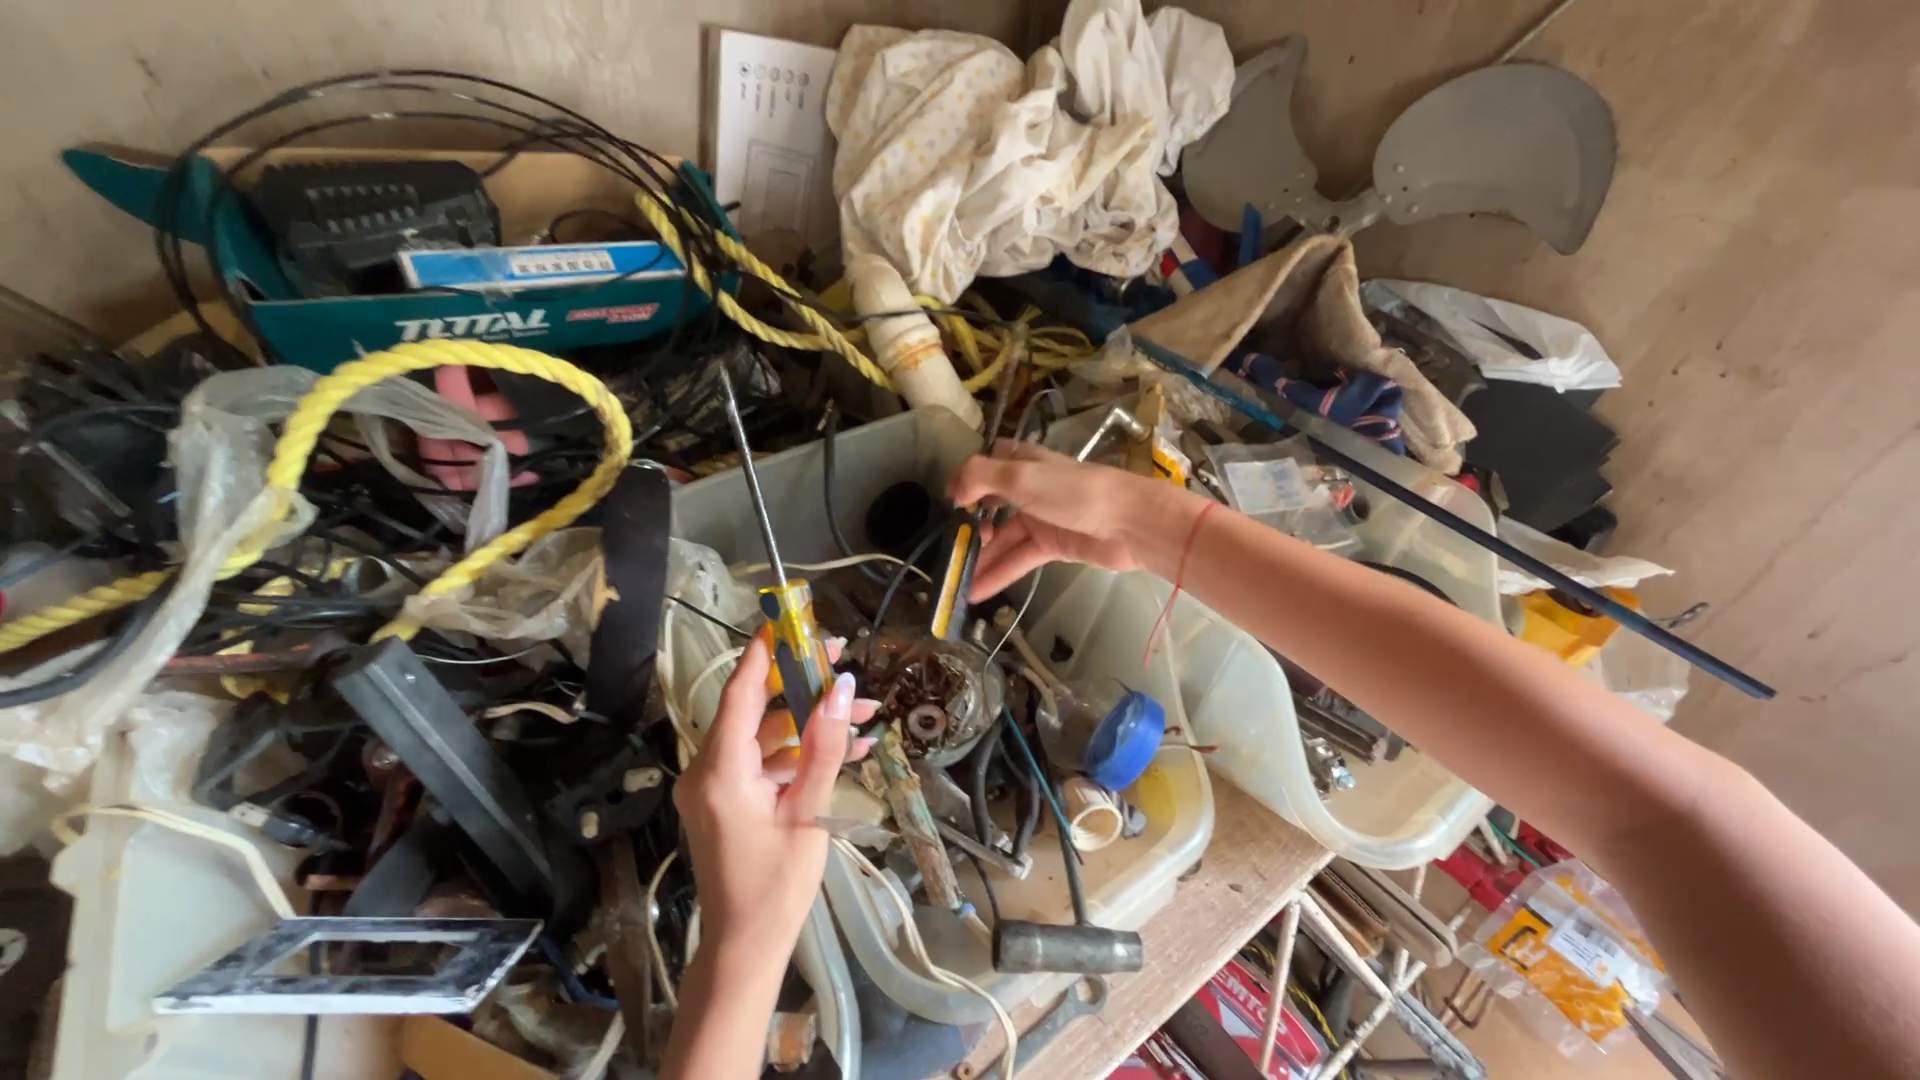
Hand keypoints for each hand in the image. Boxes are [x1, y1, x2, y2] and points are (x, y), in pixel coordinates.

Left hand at [673, 635, 876, 961]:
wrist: (746, 946)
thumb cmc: (776, 885)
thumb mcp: (808, 812)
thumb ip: (823, 748)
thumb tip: (838, 689)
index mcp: (719, 771)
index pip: (739, 692)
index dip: (763, 651)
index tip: (788, 619)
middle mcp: (707, 770)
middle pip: (755, 709)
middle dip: (803, 686)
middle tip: (843, 660)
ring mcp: (715, 786)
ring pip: (766, 735)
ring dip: (812, 724)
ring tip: (866, 712)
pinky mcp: (727, 800)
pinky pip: (763, 762)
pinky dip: (799, 753)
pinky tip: (847, 748)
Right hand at [947, 440, 1152, 599]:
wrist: (1129, 523)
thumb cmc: (1074, 492)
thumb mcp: (1022, 476)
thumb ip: (981, 477)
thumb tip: (954, 491)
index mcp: (1023, 463)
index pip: (987, 466)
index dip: (966, 482)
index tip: (948, 504)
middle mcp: (1030, 489)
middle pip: (991, 506)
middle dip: (970, 527)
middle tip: (953, 549)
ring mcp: (1042, 519)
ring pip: (1003, 539)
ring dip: (980, 558)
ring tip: (955, 581)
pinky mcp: (1053, 546)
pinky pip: (1018, 560)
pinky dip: (999, 574)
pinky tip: (977, 592)